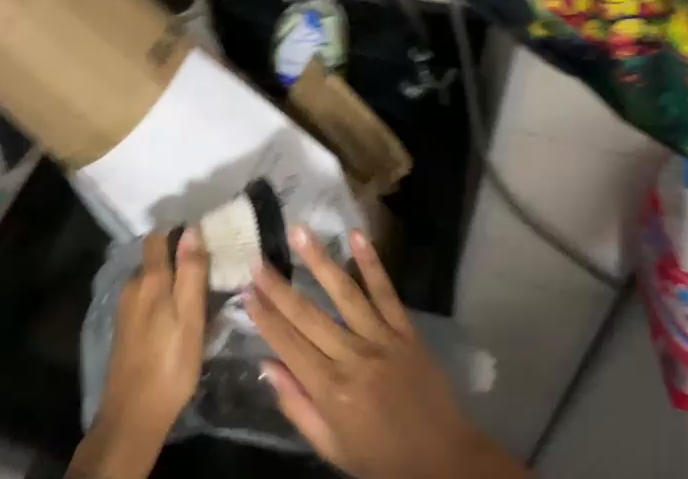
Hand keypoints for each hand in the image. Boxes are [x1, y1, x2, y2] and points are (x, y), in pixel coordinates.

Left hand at [70, 229, 208, 478]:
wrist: (132, 416)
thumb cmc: (170, 365)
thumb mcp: (190, 318)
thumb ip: (191, 272)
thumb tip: (192, 229)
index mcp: (150, 280)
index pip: (158, 237)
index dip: (179, 232)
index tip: (204, 238)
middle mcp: (133, 287)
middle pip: (155, 259)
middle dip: (177, 259)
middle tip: (207, 273)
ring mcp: (125, 309)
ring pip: (151, 282)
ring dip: (170, 283)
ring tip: (196, 298)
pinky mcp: (124, 329)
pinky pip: (145, 300)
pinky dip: (161, 301)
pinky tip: (175, 319)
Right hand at [249, 227, 529, 478]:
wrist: (442, 459)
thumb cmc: (380, 458)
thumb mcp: (330, 447)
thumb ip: (296, 406)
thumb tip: (266, 365)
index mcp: (331, 389)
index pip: (288, 344)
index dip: (264, 317)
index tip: (245, 290)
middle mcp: (353, 358)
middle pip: (309, 315)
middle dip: (279, 286)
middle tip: (257, 259)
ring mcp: (382, 340)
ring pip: (345, 293)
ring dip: (320, 260)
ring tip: (300, 232)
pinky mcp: (406, 331)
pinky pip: (386, 292)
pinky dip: (372, 263)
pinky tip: (357, 235)